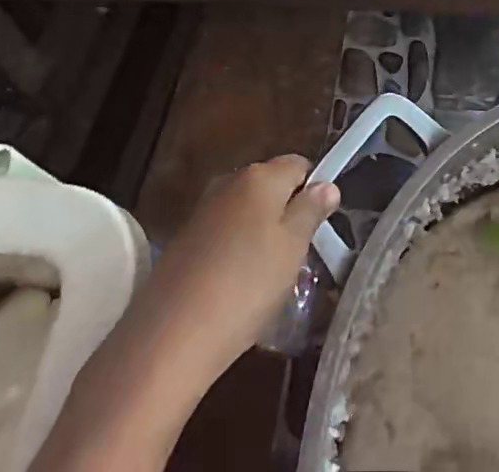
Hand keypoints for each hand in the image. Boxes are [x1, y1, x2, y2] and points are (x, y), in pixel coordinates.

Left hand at [140, 155, 339, 372]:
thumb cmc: (247, 284)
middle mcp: (229, 181)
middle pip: (272, 186)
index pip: (299, 165)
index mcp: (260, 176)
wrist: (171, 334)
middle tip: (298, 255)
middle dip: (288, 213)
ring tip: (269, 277)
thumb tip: (326, 184)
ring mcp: (203, 210)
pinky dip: (237, 251)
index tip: (318, 227)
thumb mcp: (293, 247)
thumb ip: (311, 210)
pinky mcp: (185, 238)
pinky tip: (238, 286)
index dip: (314, 191)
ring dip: (262, 235)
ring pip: (247, 212)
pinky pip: (224, 233)